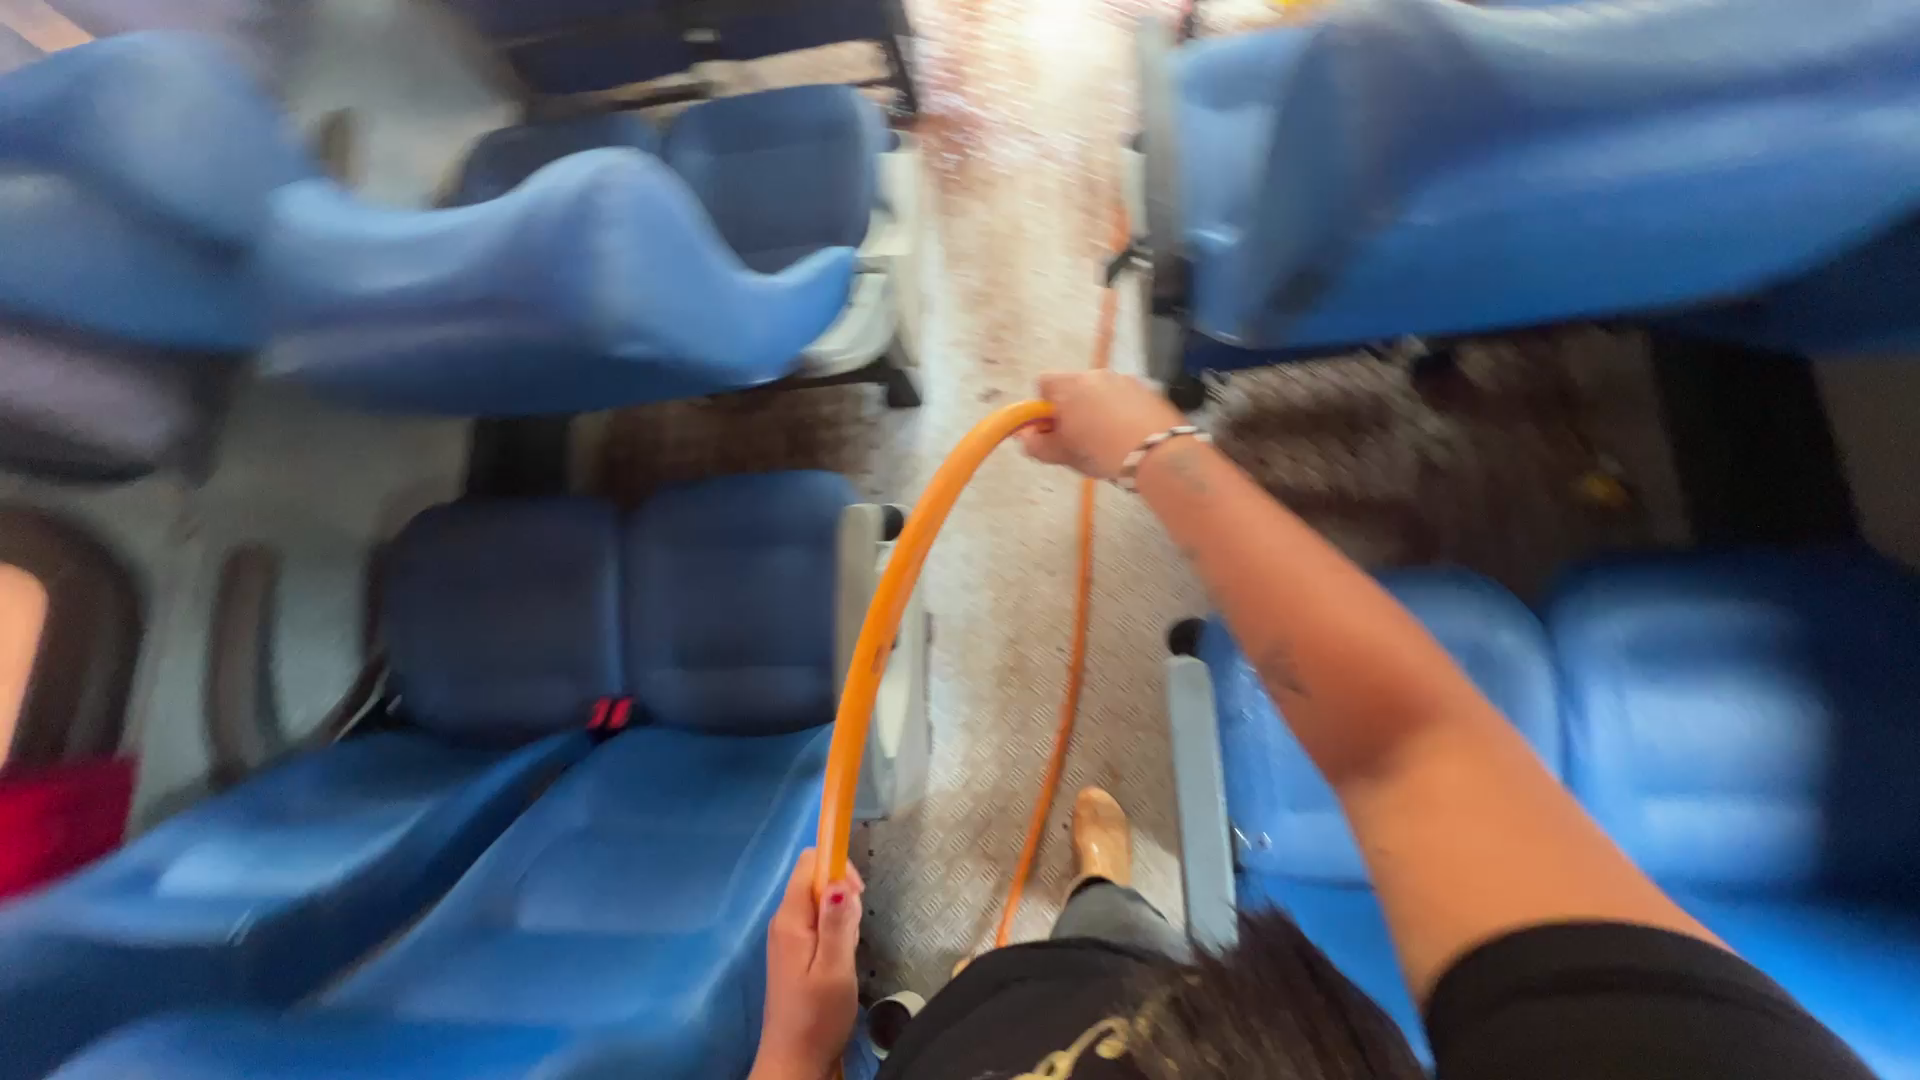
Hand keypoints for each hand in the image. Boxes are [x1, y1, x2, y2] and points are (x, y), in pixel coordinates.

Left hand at [750, 849, 863, 1079]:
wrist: (794, 1064)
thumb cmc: (817, 1018)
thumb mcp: (835, 969)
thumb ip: (837, 923)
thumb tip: (839, 880)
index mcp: (790, 919)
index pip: (809, 862)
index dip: (837, 865)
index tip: (857, 893)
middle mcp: (784, 920)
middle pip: (815, 878)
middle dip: (842, 892)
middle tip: (853, 929)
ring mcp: (788, 935)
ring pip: (820, 899)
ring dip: (841, 914)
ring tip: (846, 950)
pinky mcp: (795, 950)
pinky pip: (818, 921)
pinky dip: (835, 930)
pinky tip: (840, 958)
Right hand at [1017, 371, 1188, 480]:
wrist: (1158, 453)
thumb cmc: (1102, 453)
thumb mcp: (1064, 455)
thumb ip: (1038, 444)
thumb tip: (1025, 436)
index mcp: (1071, 387)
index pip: (1043, 383)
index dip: (1043, 407)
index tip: (1052, 429)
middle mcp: (1096, 375)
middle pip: (1073, 387)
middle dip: (1070, 409)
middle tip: (1077, 438)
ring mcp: (1124, 380)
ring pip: (1098, 392)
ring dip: (1095, 409)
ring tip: (1105, 439)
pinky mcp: (1146, 390)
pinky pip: (1121, 397)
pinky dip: (1118, 411)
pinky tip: (1126, 435)